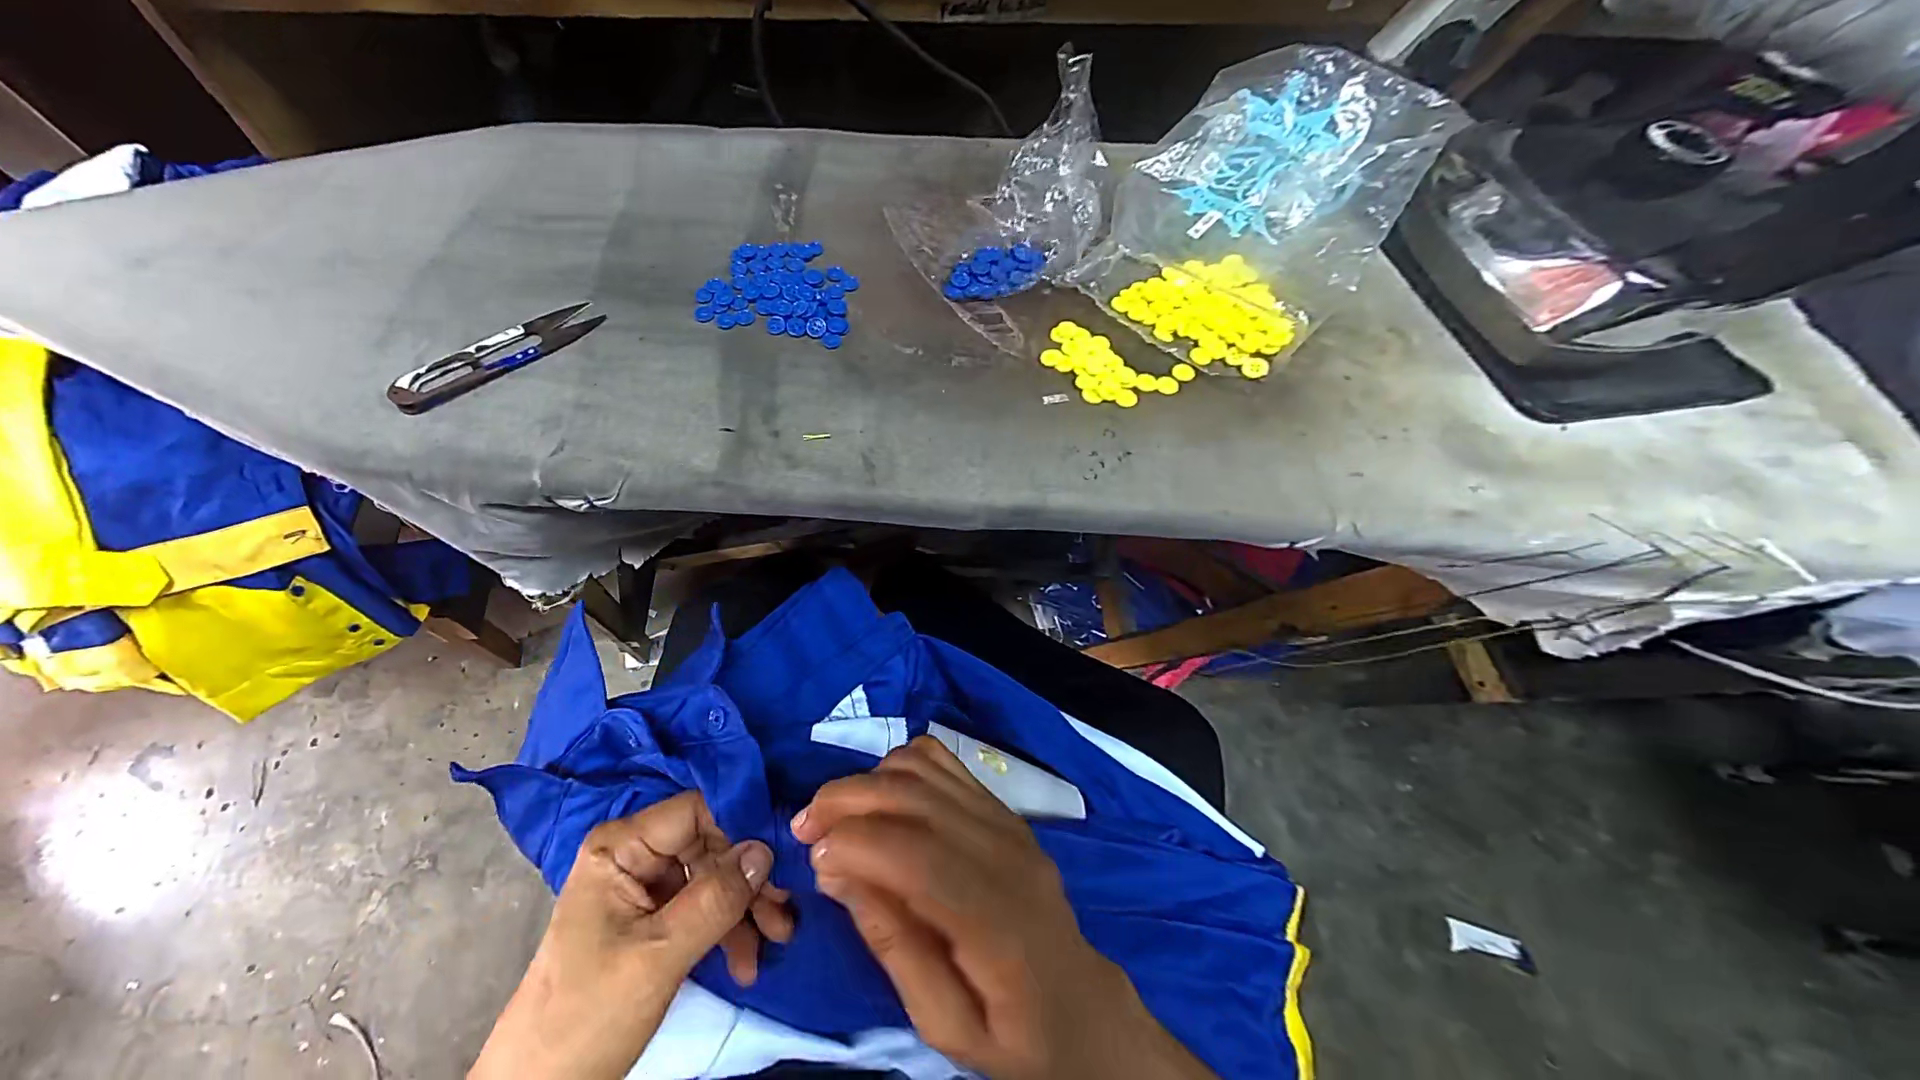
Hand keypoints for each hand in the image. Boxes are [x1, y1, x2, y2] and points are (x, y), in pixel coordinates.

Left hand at [471, 791, 792, 1079]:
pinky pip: (706, 907)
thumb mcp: (658, 956)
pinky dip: (731, 931)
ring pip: (715, 877)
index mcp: (621, 848)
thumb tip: (766, 850)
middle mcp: (635, 856)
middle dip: (750, 880)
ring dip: (748, 909)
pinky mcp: (655, 919)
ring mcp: (645, 887)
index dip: (742, 828)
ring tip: (776, 940)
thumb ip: (715, 899)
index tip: (782, 857)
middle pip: (712, 845)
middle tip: (783, 913)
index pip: (697, 811)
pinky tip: (746, 963)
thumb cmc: (587, 1015)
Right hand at [792, 737, 1214, 1079]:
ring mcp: (1009, 823)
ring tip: (834, 814)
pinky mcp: (1004, 810)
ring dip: (868, 778)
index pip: (918, 855)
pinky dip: (900, 767)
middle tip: (804, 826)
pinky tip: (878, 799)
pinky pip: (944, 763)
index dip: (856, 842)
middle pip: (916, 795)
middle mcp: (1006, 853)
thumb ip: (893, 946)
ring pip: (926, 768)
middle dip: (847, 799)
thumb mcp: (945, 1025)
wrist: (1079, 1004)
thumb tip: (837, 872)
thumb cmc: (1011, 1032)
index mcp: (996, 920)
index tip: (813, 856)